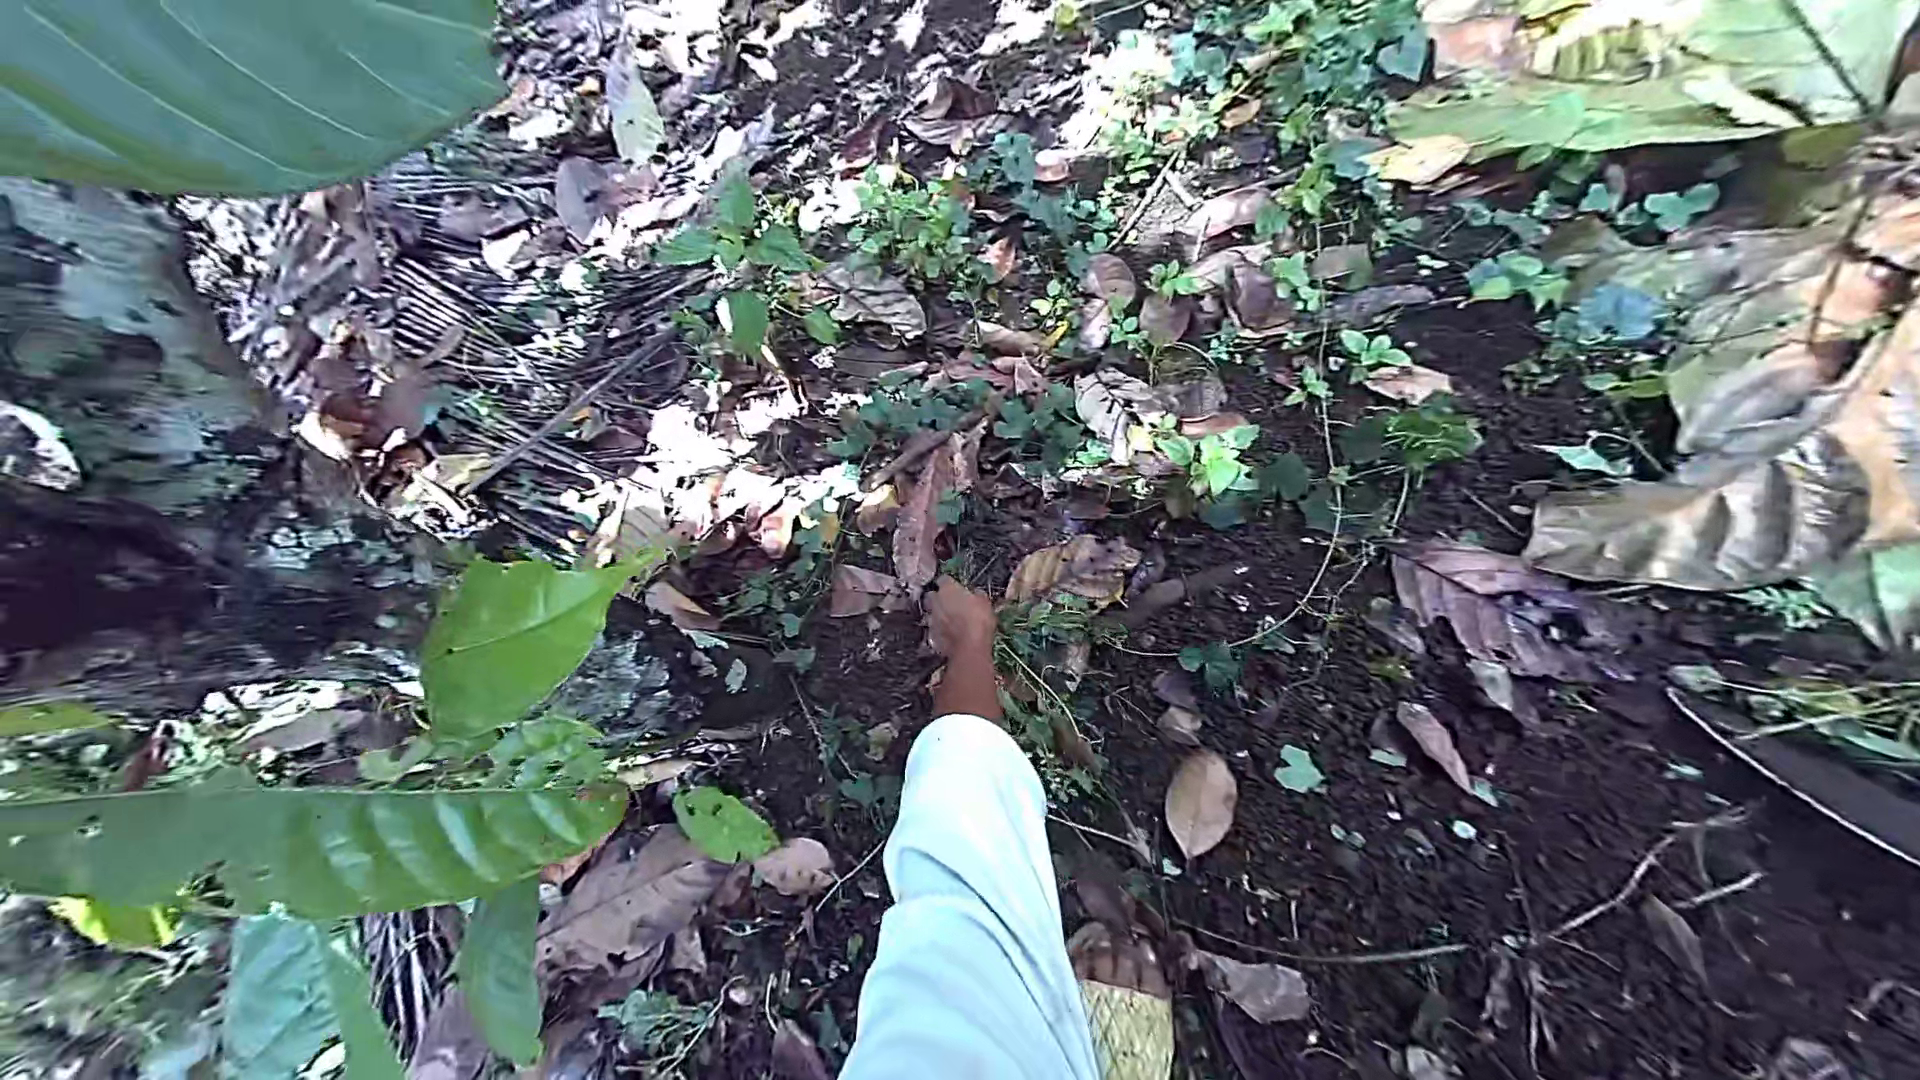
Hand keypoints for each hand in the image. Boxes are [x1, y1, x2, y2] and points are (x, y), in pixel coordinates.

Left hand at [925, 576, 995, 658]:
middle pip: (932, 595)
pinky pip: (935, 628)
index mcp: (948, 589)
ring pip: (931, 613)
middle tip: (951, 602)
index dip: (950, 583)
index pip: (944, 579)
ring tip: (950, 620)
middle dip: (939, 597)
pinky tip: (949, 634)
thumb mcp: (985, 602)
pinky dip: (940, 630)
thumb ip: (976, 595)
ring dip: (938, 614)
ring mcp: (931, 619)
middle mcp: (935, 601)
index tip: (957, 587)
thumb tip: (975, 594)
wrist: (969, 647)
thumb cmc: (979, 619)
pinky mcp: (932, 635)